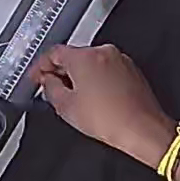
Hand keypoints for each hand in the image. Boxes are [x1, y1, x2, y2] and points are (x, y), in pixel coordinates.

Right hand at [30, 44, 175, 167]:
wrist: (142, 128)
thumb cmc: (110, 119)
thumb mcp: (66, 107)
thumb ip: (50, 88)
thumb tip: (47, 81)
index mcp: (85, 57)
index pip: (54, 52)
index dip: (41, 66)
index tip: (37, 76)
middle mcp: (104, 52)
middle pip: (74, 56)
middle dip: (61, 72)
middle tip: (52, 88)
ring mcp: (120, 60)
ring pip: (91, 63)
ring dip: (80, 76)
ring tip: (76, 99)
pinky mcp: (131, 70)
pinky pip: (106, 69)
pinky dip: (97, 79)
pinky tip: (95, 99)